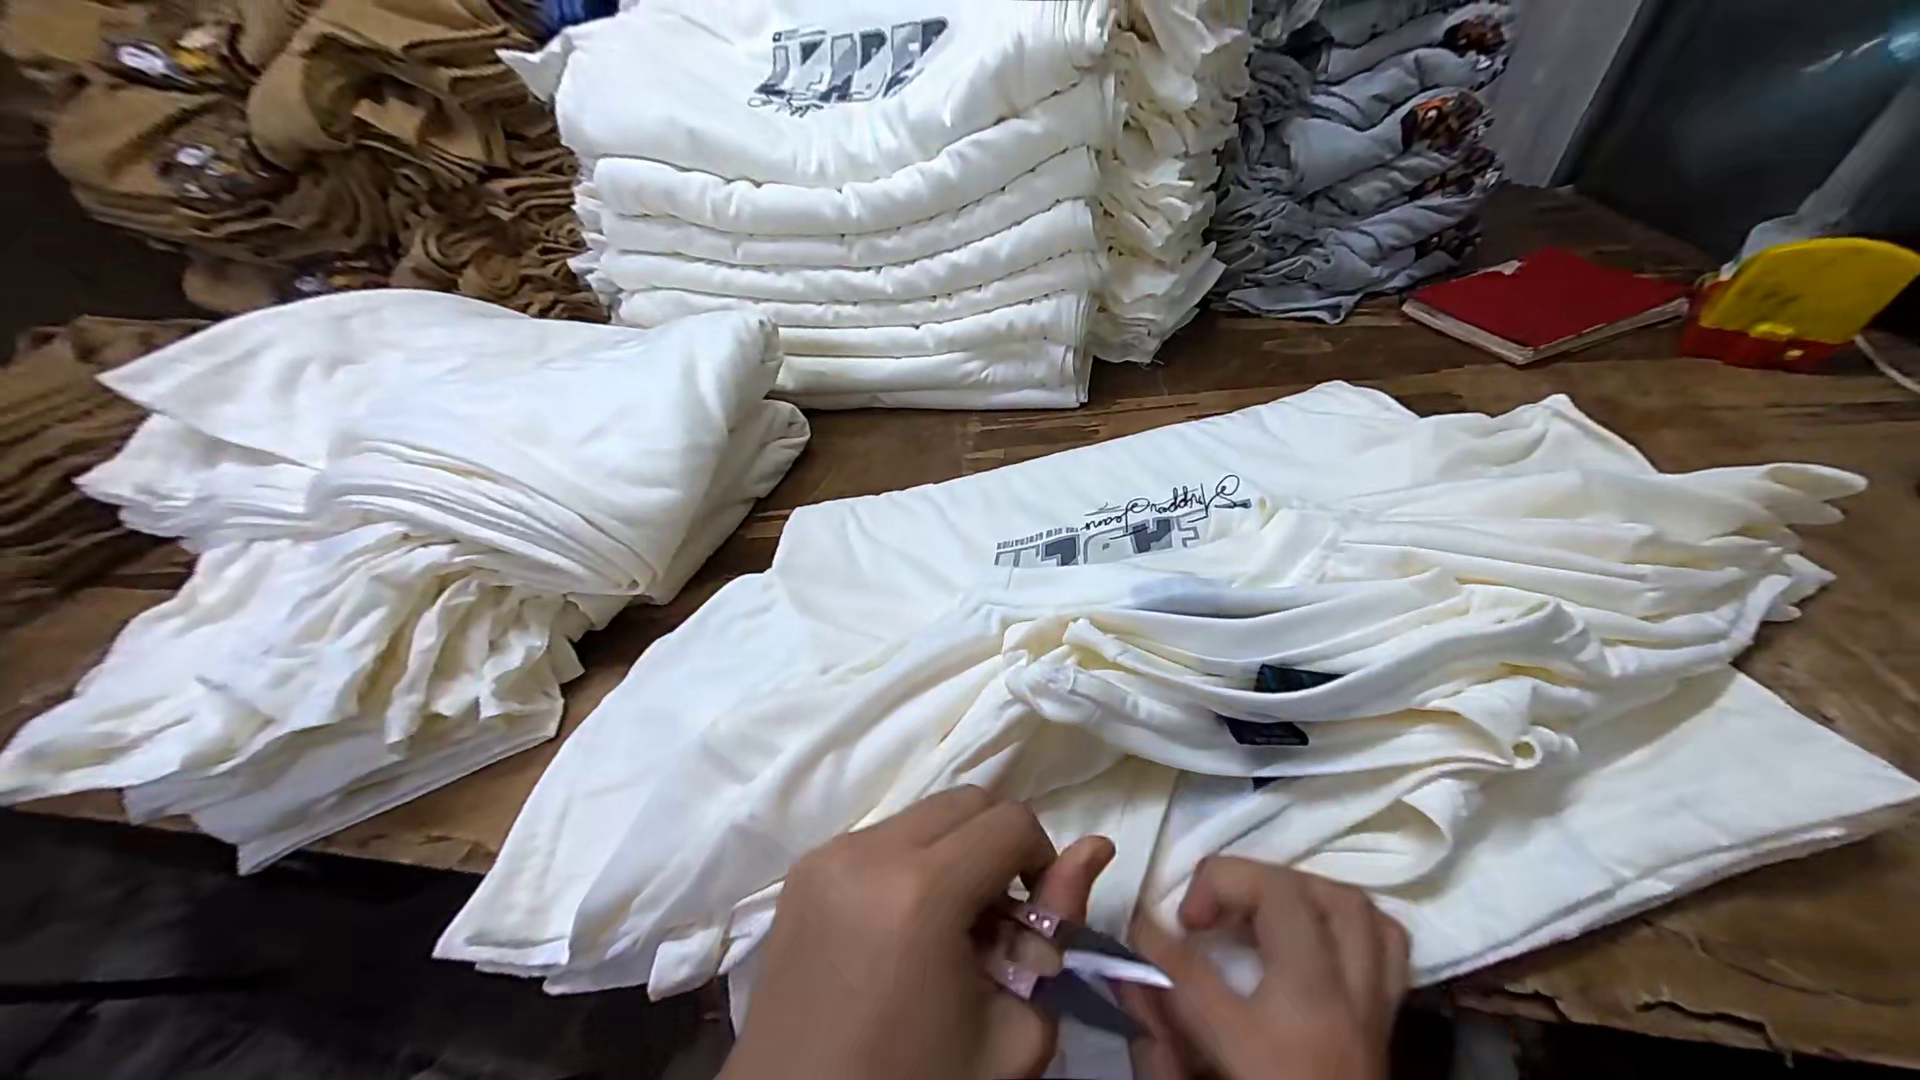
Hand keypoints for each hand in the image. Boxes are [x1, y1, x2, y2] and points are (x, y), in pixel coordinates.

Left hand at [720, 787, 1114, 1079]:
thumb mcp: (1013, 1031)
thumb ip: (1059, 928)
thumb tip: (1095, 848)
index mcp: (919, 891)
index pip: (1011, 821)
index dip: (1040, 859)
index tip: (1035, 916)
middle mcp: (866, 851)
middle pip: (966, 802)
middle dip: (998, 846)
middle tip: (997, 919)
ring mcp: (826, 855)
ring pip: (924, 814)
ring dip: (954, 852)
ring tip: (948, 926)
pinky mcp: (803, 868)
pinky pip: (881, 835)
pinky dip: (911, 861)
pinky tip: (903, 927)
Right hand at [1125, 858, 1409, 1079]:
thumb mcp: (1199, 1077)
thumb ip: (1157, 1023)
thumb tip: (1131, 962)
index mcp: (1276, 1041)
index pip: (1196, 969)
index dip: (1153, 939)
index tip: (1140, 932)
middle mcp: (1334, 1008)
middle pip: (1286, 897)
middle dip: (1232, 882)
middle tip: (1200, 916)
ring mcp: (1370, 1009)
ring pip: (1346, 904)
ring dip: (1292, 888)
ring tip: (1252, 908)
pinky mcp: (1388, 1016)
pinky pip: (1387, 940)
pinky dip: (1345, 917)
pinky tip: (1309, 927)